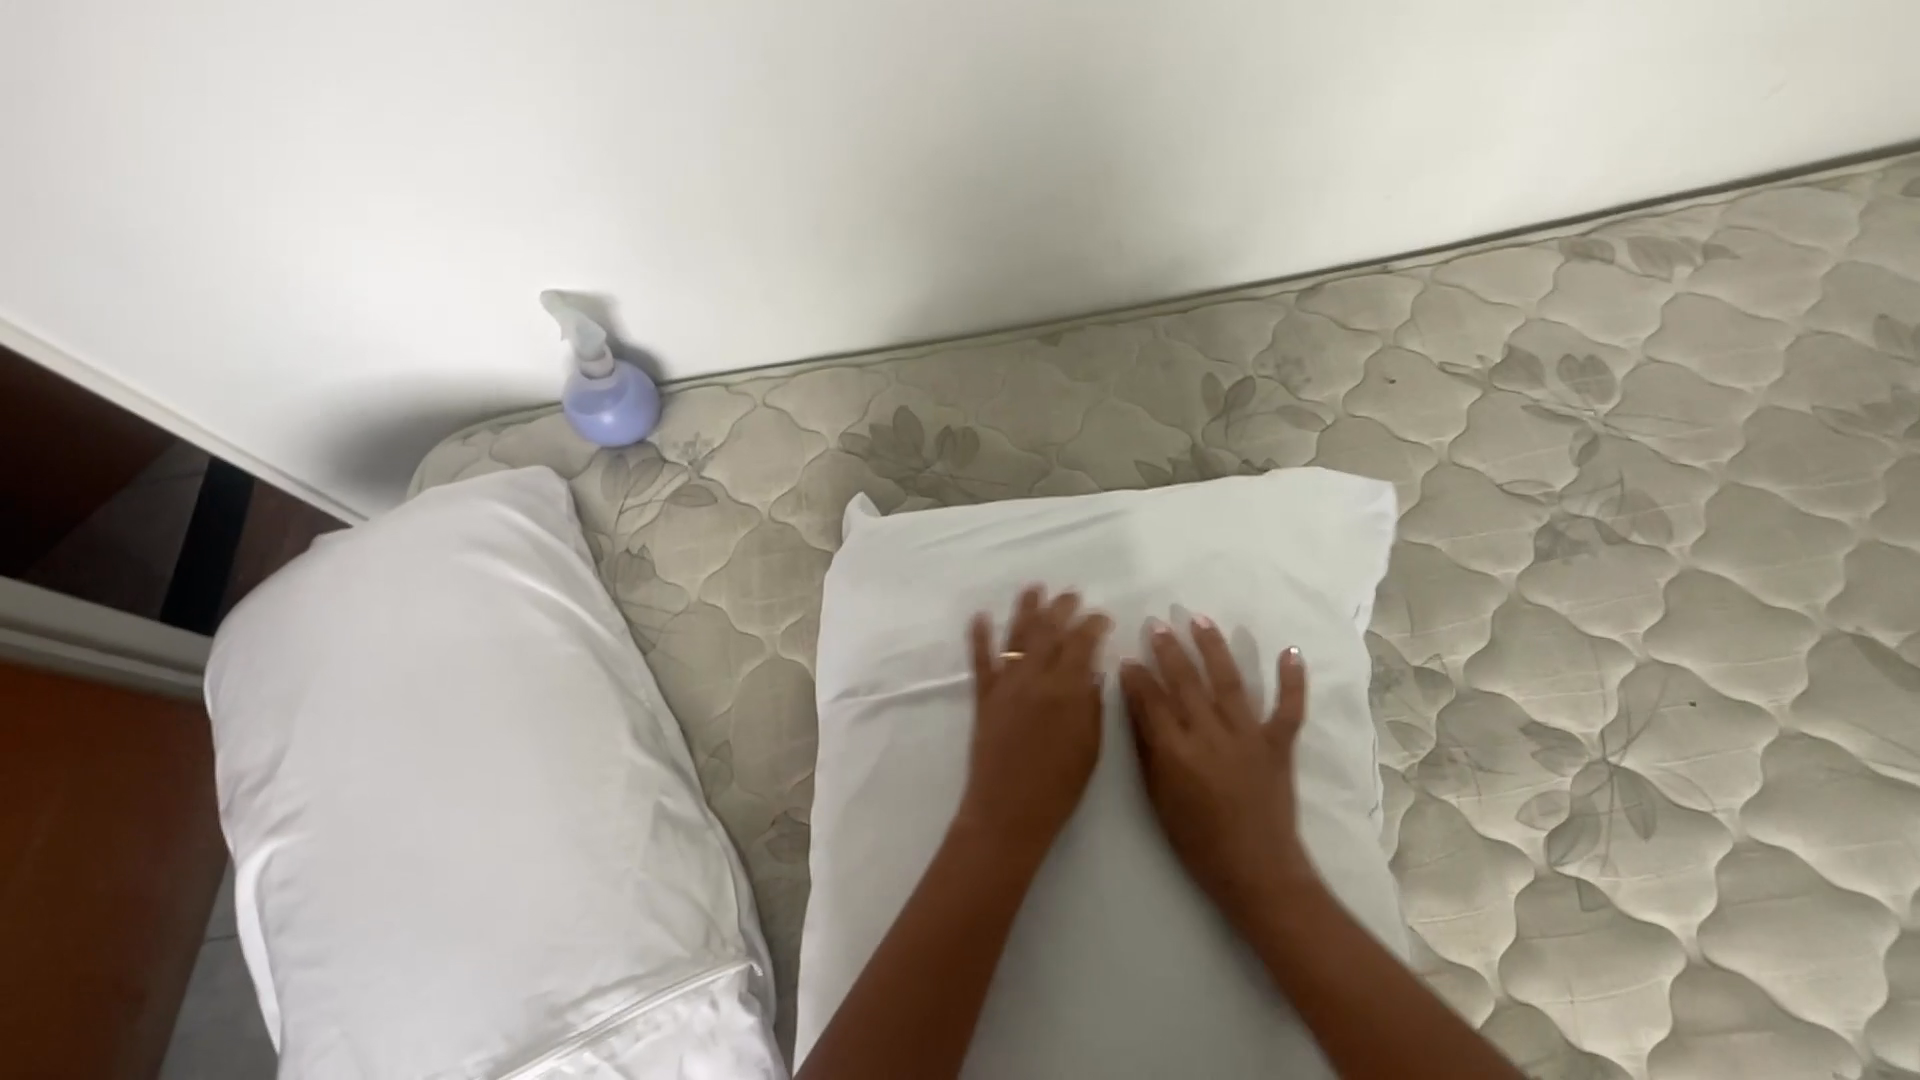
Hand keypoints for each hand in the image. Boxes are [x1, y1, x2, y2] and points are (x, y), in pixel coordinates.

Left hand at [958, 586, 1112, 859]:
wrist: (1008, 811)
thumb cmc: (1059, 786)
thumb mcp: (1090, 746)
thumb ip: (1091, 703)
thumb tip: (1092, 670)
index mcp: (1066, 689)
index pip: (1082, 642)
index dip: (1094, 624)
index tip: (1103, 616)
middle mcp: (1034, 678)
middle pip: (1049, 631)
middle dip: (1062, 608)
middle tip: (1071, 595)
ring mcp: (1005, 685)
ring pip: (1016, 636)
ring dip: (1026, 610)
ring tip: (1034, 589)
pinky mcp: (983, 697)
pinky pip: (980, 660)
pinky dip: (980, 636)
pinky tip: (981, 616)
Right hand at [1120, 616, 1314, 930]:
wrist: (1256, 871)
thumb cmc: (1196, 841)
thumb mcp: (1157, 797)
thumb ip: (1147, 748)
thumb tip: (1134, 705)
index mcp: (1176, 751)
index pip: (1151, 700)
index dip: (1137, 675)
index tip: (1127, 655)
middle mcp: (1211, 734)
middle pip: (1186, 682)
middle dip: (1168, 649)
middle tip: (1157, 624)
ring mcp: (1249, 737)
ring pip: (1229, 682)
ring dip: (1213, 647)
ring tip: (1199, 619)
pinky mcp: (1279, 745)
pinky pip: (1288, 708)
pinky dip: (1292, 679)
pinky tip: (1289, 650)